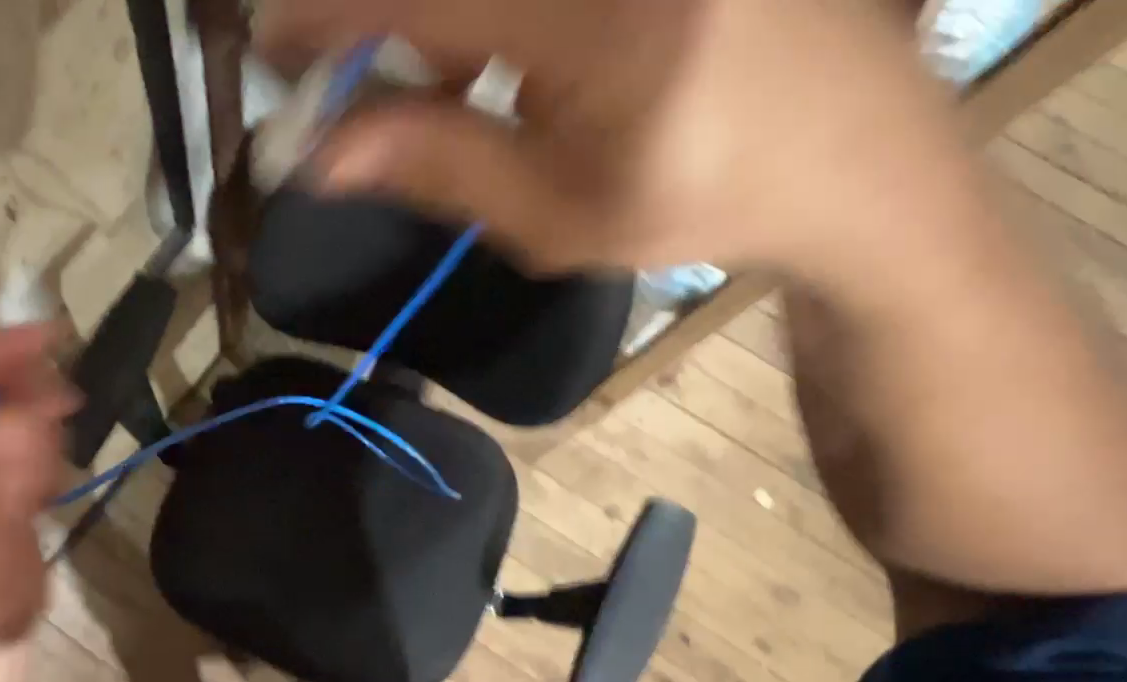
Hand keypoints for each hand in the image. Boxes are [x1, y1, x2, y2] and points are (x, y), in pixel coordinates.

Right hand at [259, 0, 963, 281]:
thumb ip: (435, 167)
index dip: (331, 18)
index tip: (270, 44)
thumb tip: (318, 151)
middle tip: (347, 71)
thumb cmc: (700, 203)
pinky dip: (486, 19)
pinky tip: (490, 54)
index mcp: (604, 26)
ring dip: (439, 22)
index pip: (427, 1)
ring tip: (437, 80)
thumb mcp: (555, 216)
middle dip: (380, 18)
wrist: (856, 153)